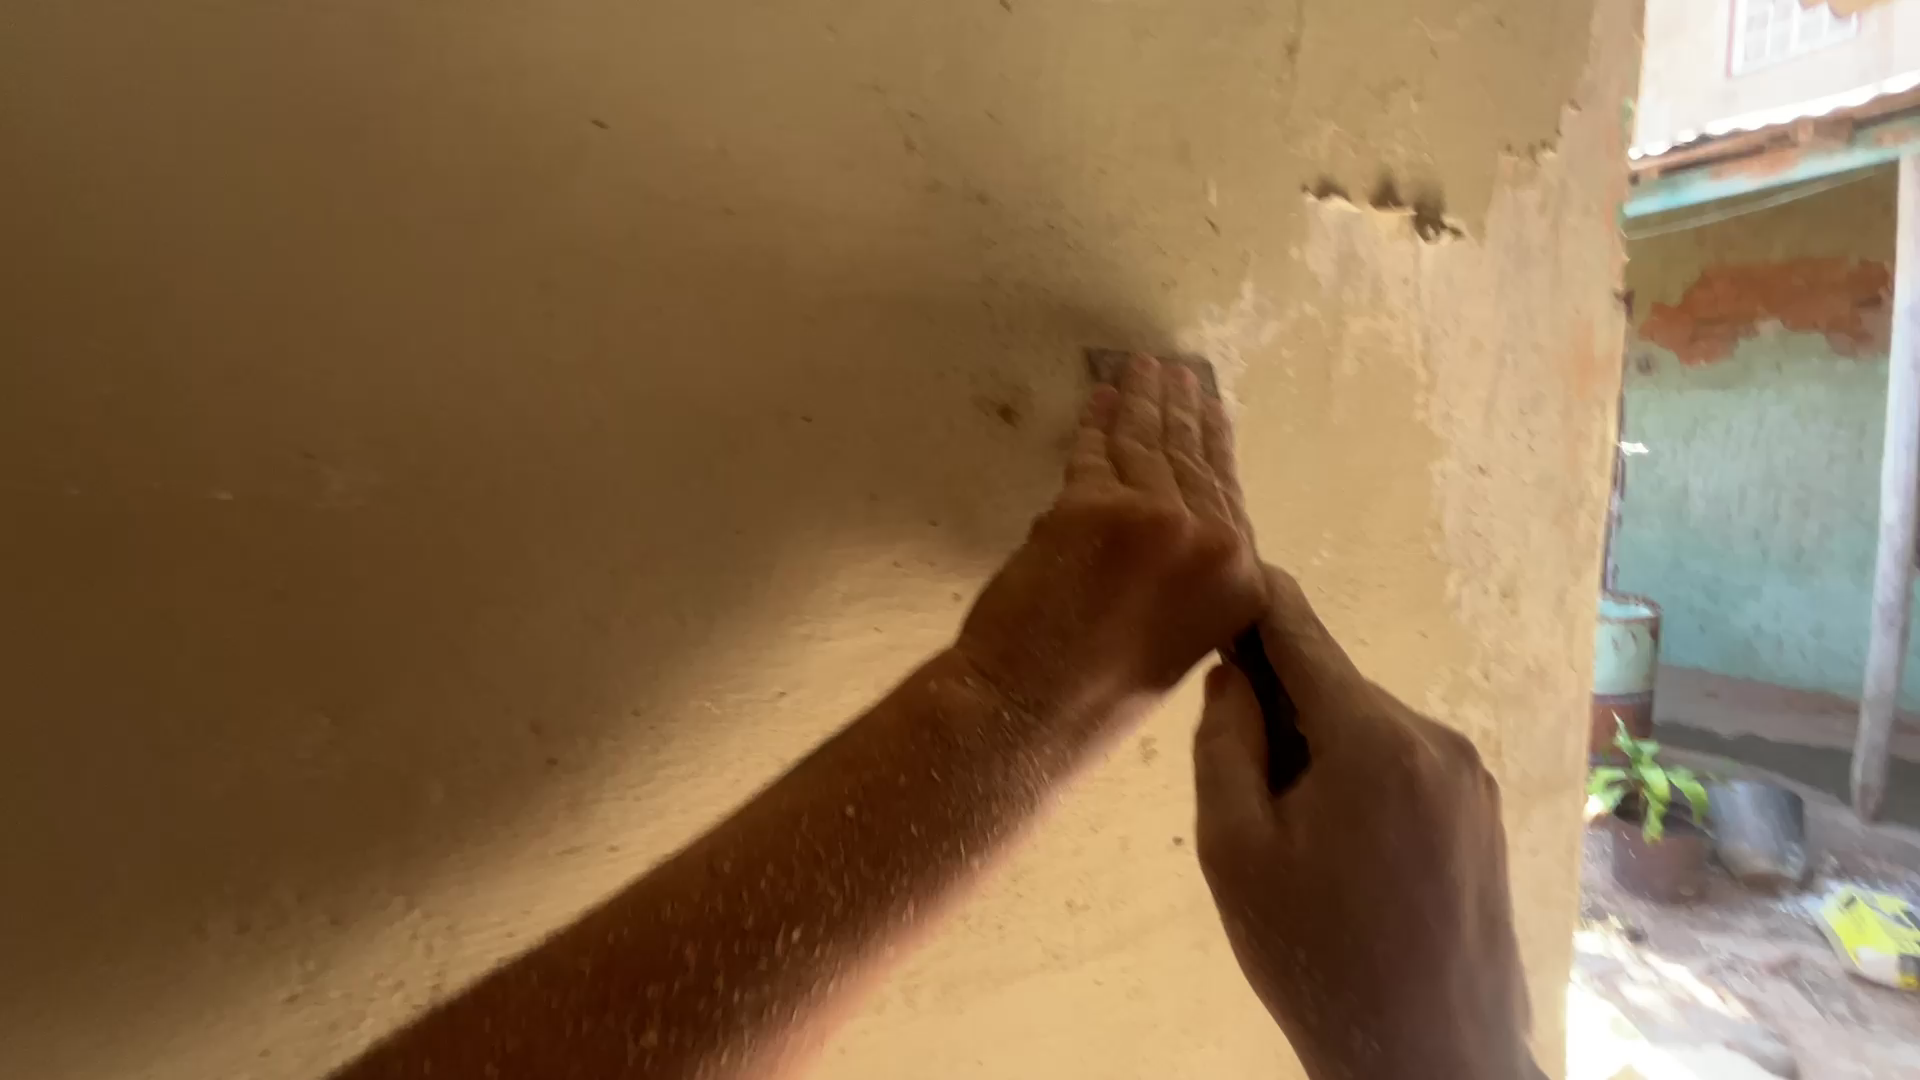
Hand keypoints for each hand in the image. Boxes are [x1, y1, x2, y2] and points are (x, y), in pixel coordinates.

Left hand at [956, 354, 1263, 738]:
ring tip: (1141, 368)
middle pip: (1190, 459)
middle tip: (1178, 370)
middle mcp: (1210, 542)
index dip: (1214, 446)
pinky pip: (1092, 452)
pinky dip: (1092, 422)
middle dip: (1181, 408)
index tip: (1211, 409)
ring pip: (1144, 444)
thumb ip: (1183, 574)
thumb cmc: (1097, 692)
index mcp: (1240, 585)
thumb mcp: (1170, 633)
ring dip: (1139, 400)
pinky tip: (1100, 396)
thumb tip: (1170, 516)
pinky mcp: (1092, 506)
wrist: (1030, 710)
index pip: (1226, 494)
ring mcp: (1153, 519)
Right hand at [1192, 566, 1538, 1079]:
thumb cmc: (1313, 954)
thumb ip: (1223, 743)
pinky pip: (1394, 753)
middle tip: (1233, 759)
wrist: (1431, 1066)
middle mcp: (1434, 738)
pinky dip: (1348, 762)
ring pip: (1360, 718)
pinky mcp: (1479, 806)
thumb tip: (1234, 675)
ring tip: (1284, 817)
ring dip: (1311, 736)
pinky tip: (1330, 832)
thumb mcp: (1233, 848)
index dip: (1257, 597)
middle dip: (1274, 695)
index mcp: (1373, 741)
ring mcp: (1467, 773)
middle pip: (1329, 680)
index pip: (1301, 632)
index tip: (1223, 568)